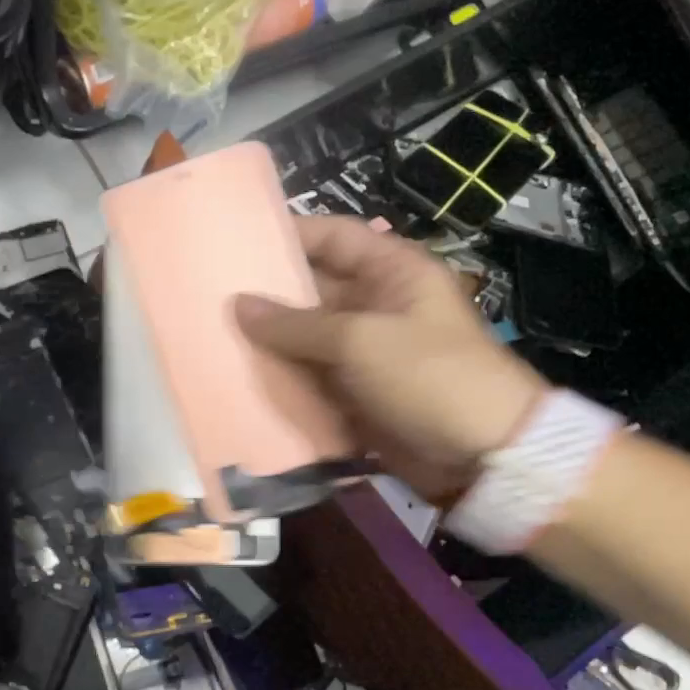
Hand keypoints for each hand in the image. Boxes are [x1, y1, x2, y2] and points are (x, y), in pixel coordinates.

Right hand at [234, 215, 548, 500]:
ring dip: (267, 340)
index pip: (334, 237)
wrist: (480, 454)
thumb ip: (294, 324)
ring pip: (304, 336)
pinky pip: (308, 376)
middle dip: (266, 294)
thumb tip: (238, 305)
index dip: (290, 234)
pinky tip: (237, 376)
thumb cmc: (429, 377)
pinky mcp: (353, 391)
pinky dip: (280, 377)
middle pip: (312, 288)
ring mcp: (364, 351)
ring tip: (211, 335)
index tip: (236, 242)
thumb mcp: (359, 341)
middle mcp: (375, 304)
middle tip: (209, 296)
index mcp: (392, 272)